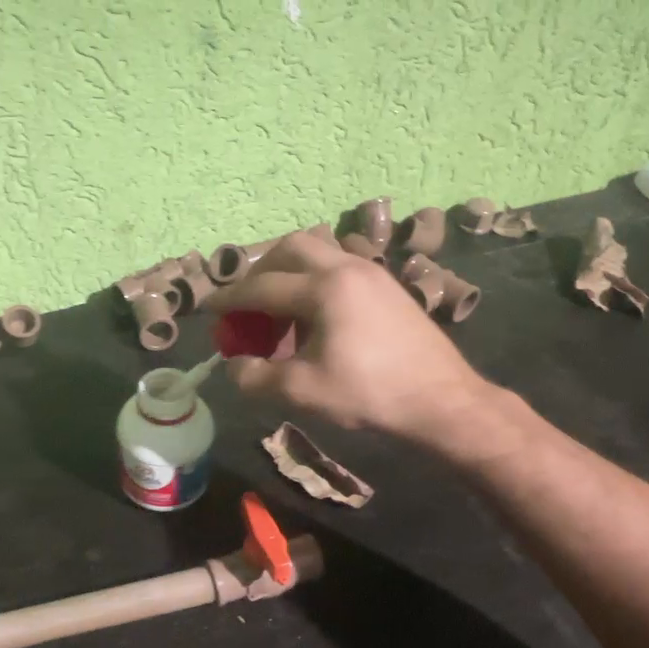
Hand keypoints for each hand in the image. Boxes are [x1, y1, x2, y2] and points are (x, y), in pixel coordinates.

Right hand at [206, 232, 494, 443]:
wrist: (439, 399)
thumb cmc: (368, 394)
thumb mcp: (302, 391)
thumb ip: (258, 377)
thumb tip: (234, 367)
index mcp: (324, 288)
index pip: (261, 286)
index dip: (229, 299)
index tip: (208, 310)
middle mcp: (347, 267)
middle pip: (291, 248)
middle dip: (260, 271)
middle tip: (245, 303)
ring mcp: (372, 273)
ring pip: (319, 252)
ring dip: (289, 273)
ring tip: (277, 312)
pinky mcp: (388, 288)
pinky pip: (339, 268)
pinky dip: (314, 282)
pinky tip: (312, 319)